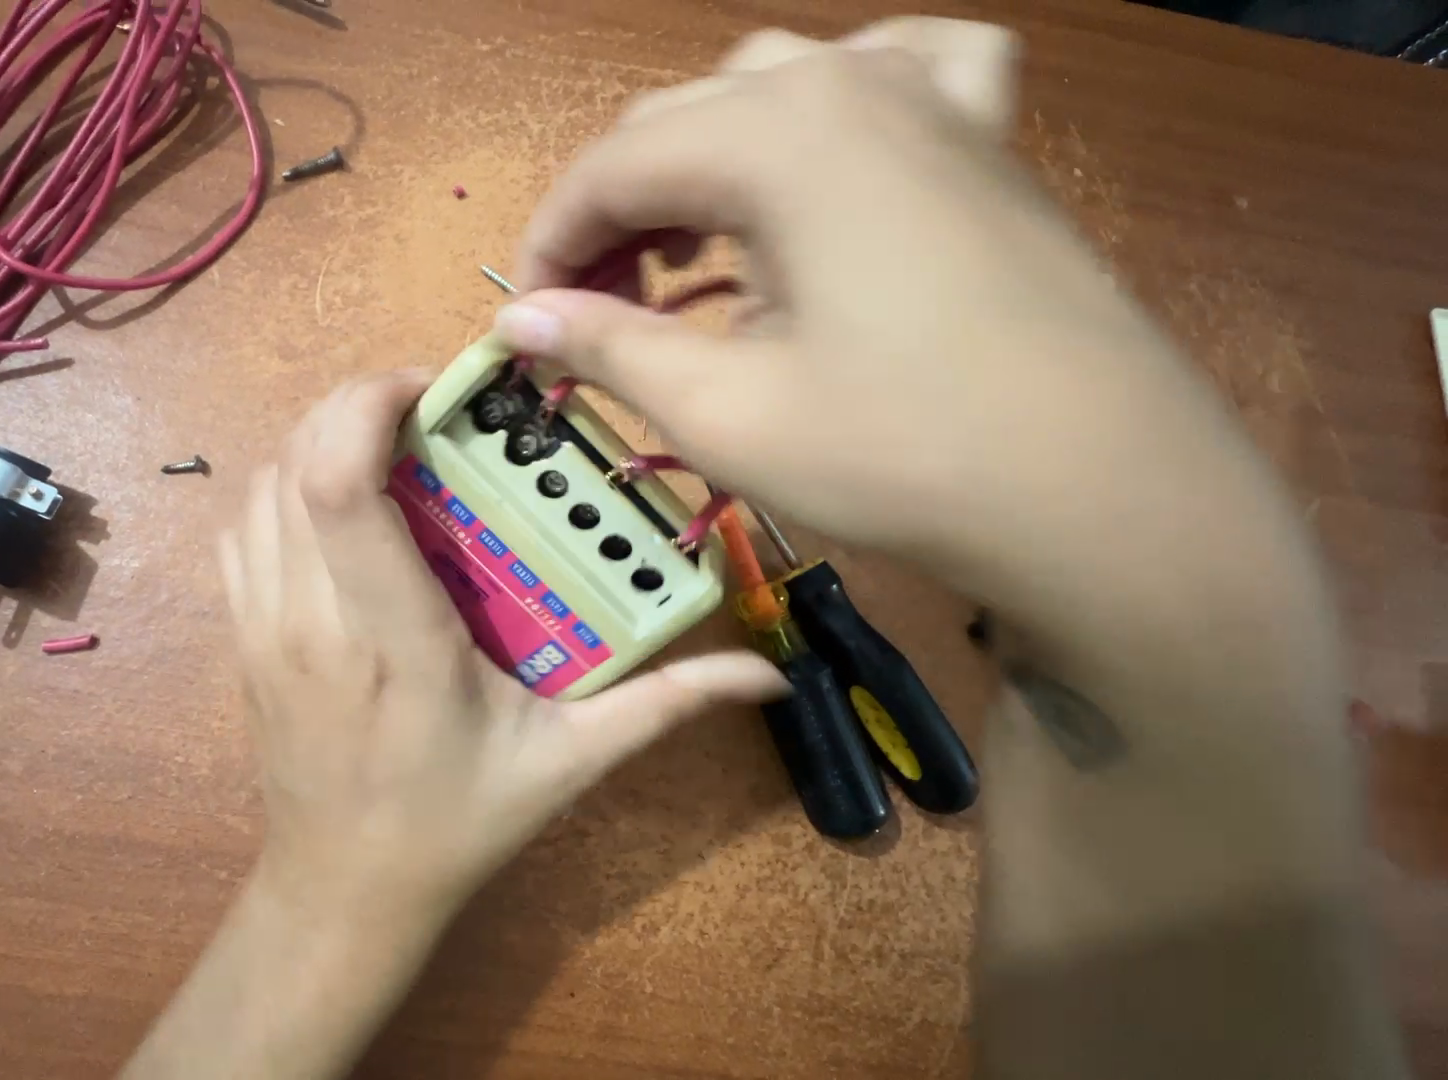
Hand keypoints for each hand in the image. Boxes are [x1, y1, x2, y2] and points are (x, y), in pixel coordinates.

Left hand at [219, 370, 783, 926]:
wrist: (341, 893)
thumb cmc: (455, 826)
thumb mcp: (566, 763)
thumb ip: (663, 705)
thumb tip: (765, 676)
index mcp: (394, 640)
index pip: (341, 486)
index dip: (370, 407)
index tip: (431, 390)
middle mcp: (310, 620)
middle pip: (296, 461)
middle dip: (355, 406)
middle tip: (429, 413)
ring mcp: (260, 627)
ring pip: (261, 485)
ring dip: (319, 440)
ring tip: (389, 447)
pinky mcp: (240, 638)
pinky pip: (243, 527)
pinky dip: (283, 485)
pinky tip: (339, 501)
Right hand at [491, 20, 1307, 643]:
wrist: (1097, 494)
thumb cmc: (895, 454)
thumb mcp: (721, 411)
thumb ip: (607, 346)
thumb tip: (517, 319)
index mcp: (779, 137)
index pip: (612, 166)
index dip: (550, 244)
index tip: (528, 320)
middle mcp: (852, 81)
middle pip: (678, 122)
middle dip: (612, 215)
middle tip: (594, 310)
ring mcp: (933, 98)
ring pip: (766, 90)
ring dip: (696, 167)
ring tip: (683, 253)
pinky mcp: (985, 139)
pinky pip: (888, 79)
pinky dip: (821, 117)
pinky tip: (818, 169)